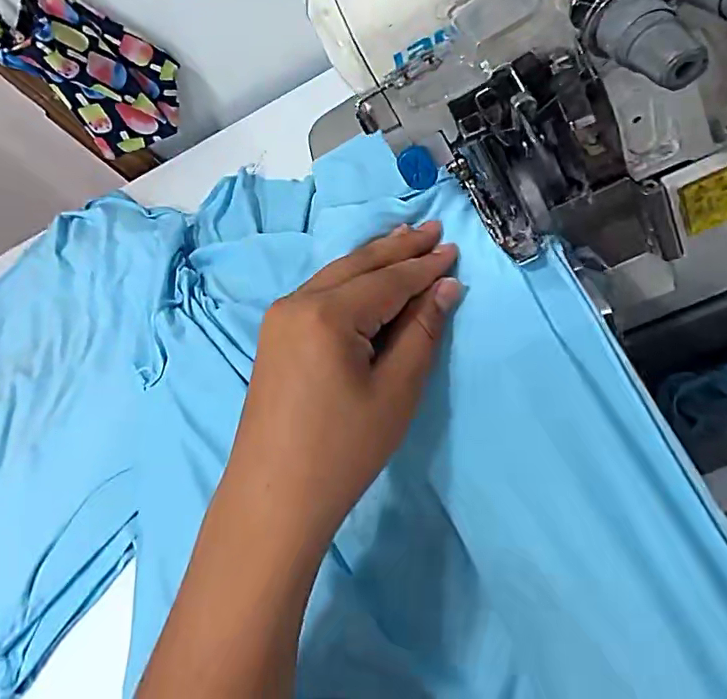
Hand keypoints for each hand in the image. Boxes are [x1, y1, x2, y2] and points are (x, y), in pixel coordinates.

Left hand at [138, 221, 461, 698]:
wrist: (273, 497)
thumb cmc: (342, 450)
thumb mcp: (395, 392)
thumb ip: (421, 332)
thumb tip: (445, 287)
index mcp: (326, 314)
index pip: (387, 280)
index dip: (423, 266)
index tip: (453, 249)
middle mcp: (298, 302)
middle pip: (357, 265)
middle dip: (398, 248)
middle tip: (433, 229)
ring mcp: (280, 316)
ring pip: (336, 274)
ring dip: (372, 259)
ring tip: (405, 239)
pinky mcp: (275, 333)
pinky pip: (320, 292)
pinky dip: (349, 280)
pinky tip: (365, 276)